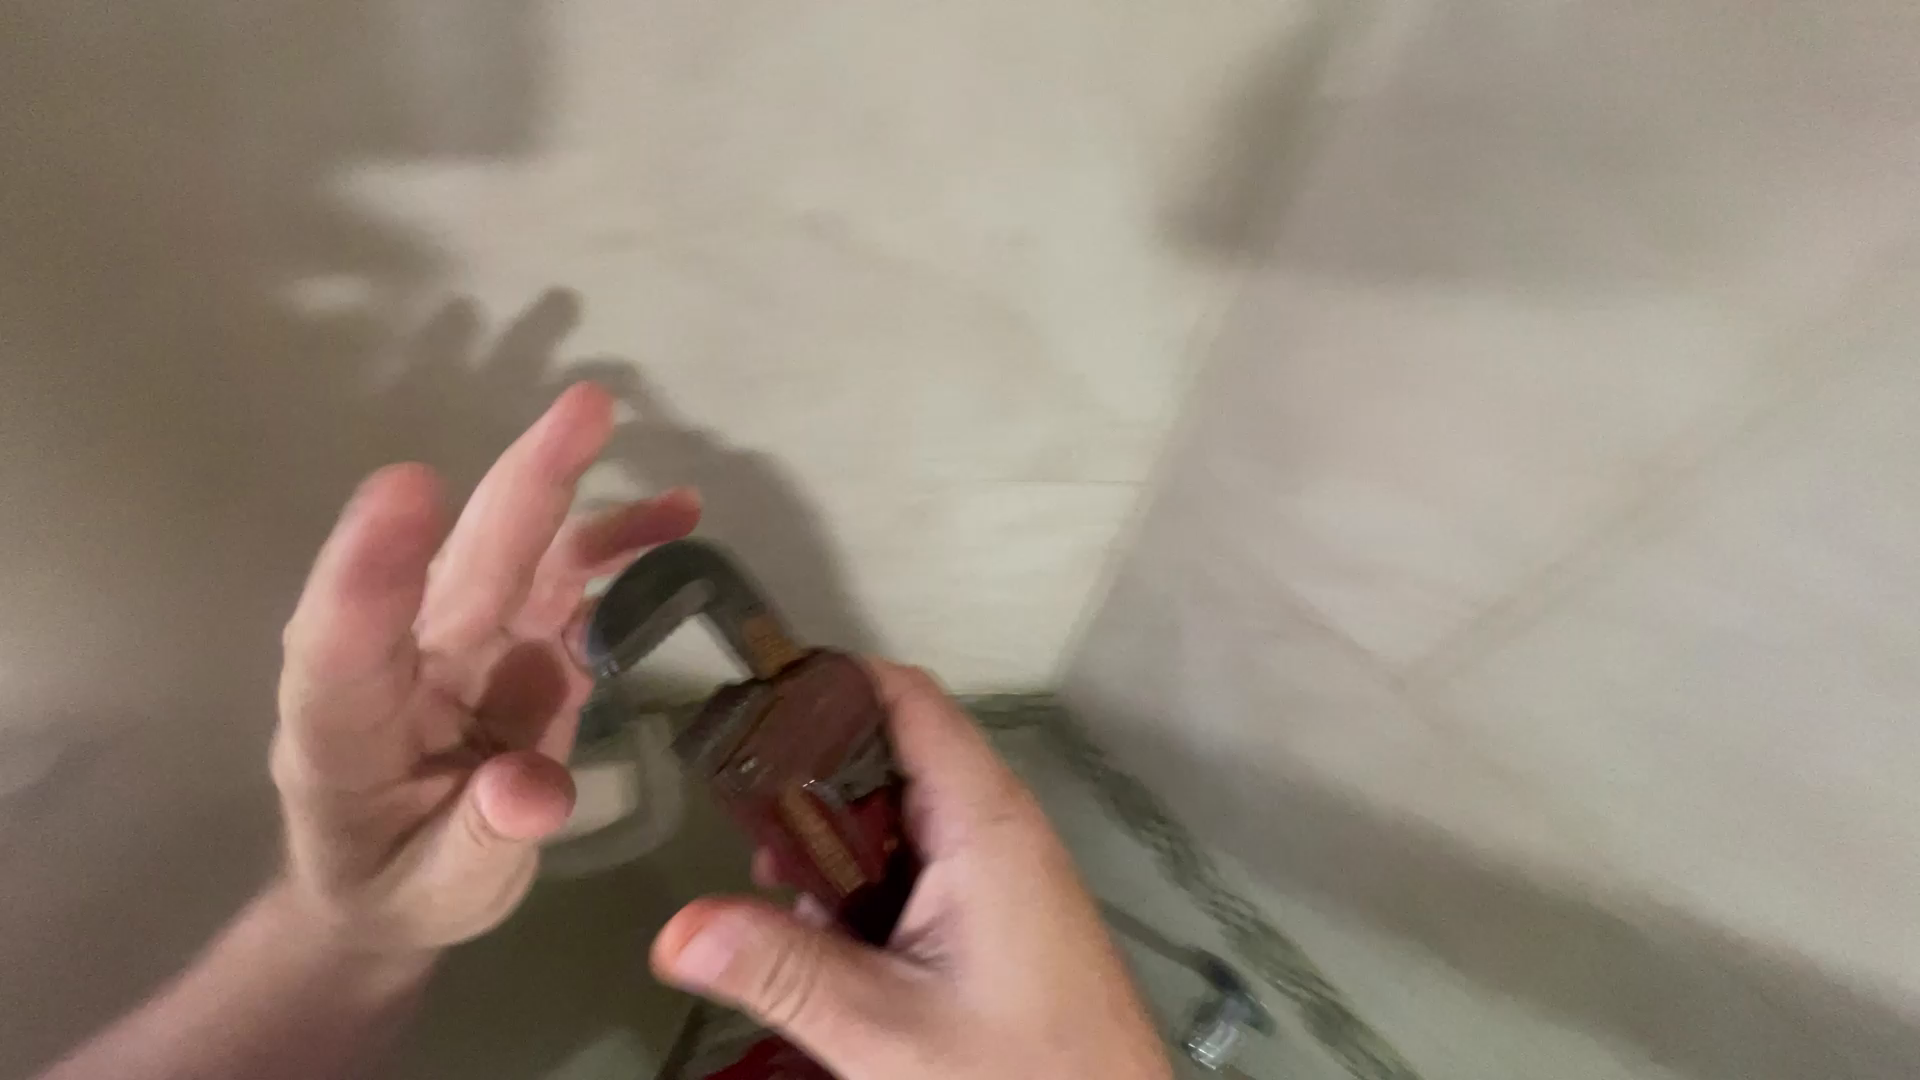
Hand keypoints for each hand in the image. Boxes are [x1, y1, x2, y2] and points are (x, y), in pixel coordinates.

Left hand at [271, 383, 699, 953]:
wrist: (410, 875)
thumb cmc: (402, 882)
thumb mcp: (436, 889)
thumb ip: (481, 839)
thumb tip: (534, 789)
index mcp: (347, 724)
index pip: (341, 639)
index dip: (372, 565)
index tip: (410, 489)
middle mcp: (413, 657)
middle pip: (467, 559)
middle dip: (527, 482)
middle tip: (589, 408)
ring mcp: (478, 642)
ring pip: (534, 556)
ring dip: (598, 516)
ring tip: (681, 503)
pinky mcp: (530, 642)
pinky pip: (576, 584)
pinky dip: (622, 554)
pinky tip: (673, 528)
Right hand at [650, 662, 1171, 1079]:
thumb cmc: (1019, 1070)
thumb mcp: (885, 1028)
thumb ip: (783, 969)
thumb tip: (680, 930)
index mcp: (982, 816)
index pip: (911, 700)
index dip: (844, 681)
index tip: (773, 694)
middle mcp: (998, 818)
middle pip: (902, 748)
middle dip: (824, 772)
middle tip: (758, 812)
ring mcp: (1004, 856)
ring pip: (908, 805)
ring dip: (845, 833)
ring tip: (787, 883)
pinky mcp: (1003, 894)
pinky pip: (927, 851)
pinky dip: (876, 870)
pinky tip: (842, 928)